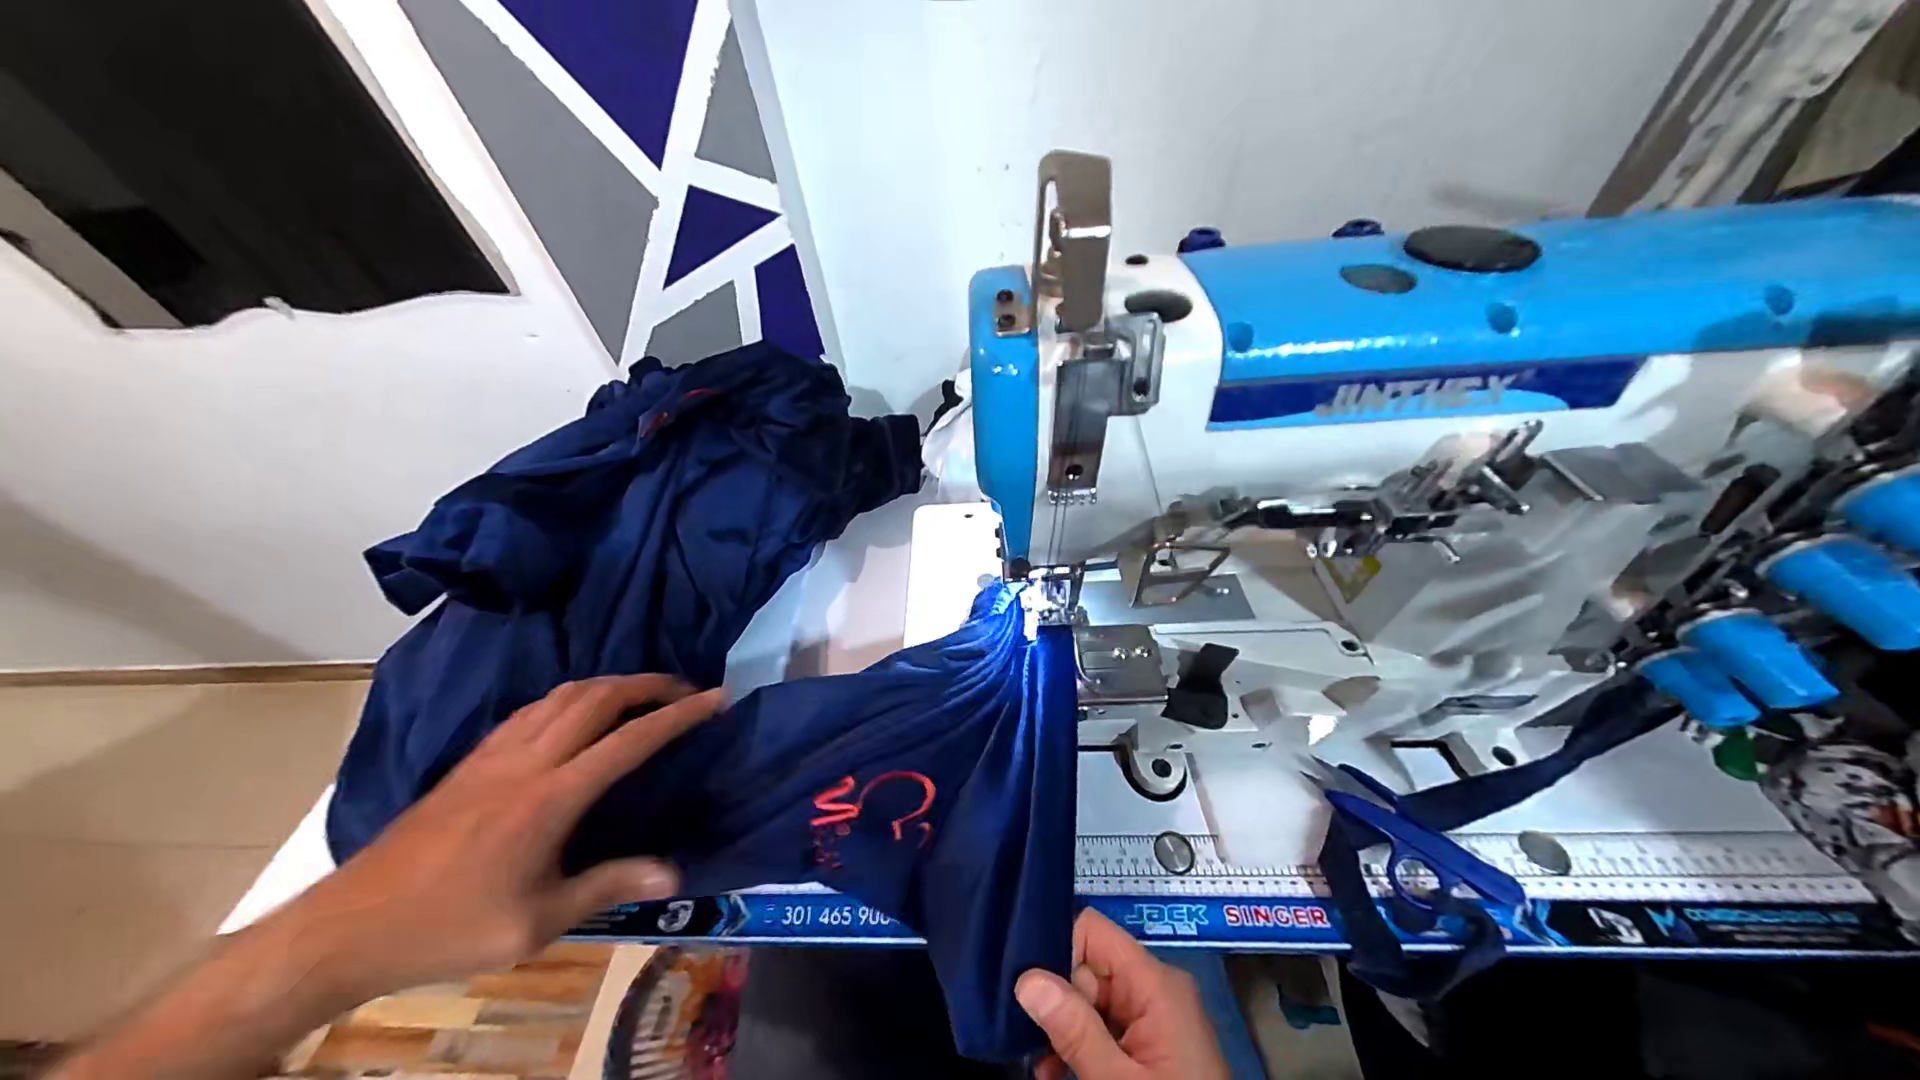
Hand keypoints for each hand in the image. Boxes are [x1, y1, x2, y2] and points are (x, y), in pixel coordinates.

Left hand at [50, 675, 721, 1079]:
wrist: (342, 929)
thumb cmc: (446, 929)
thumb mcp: (535, 924)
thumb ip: (607, 886)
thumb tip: (675, 874)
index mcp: (550, 797)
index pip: (630, 739)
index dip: (679, 714)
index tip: (716, 698)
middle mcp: (527, 760)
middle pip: (599, 696)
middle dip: (651, 683)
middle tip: (687, 688)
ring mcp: (495, 754)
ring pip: (565, 694)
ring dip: (613, 683)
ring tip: (644, 693)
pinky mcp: (473, 759)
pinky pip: (536, 707)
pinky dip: (574, 695)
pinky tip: (581, 711)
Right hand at [1015, 908, 1228, 1079]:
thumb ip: (1075, 1030)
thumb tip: (1027, 979)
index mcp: (1155, 982)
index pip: (1092, 931)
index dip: (1056, 952)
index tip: (1030, 994)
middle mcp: (1156, 988)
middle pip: (1088, 967)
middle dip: (1056, 1001)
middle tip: (1029, 1044)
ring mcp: (1156, 1017)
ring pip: (1092, 1000)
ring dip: (1064, 1030)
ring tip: (1042, 1068)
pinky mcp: (1153, 1044)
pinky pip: (1107, 1026)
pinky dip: (1082, 1045)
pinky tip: (1059, 1071)